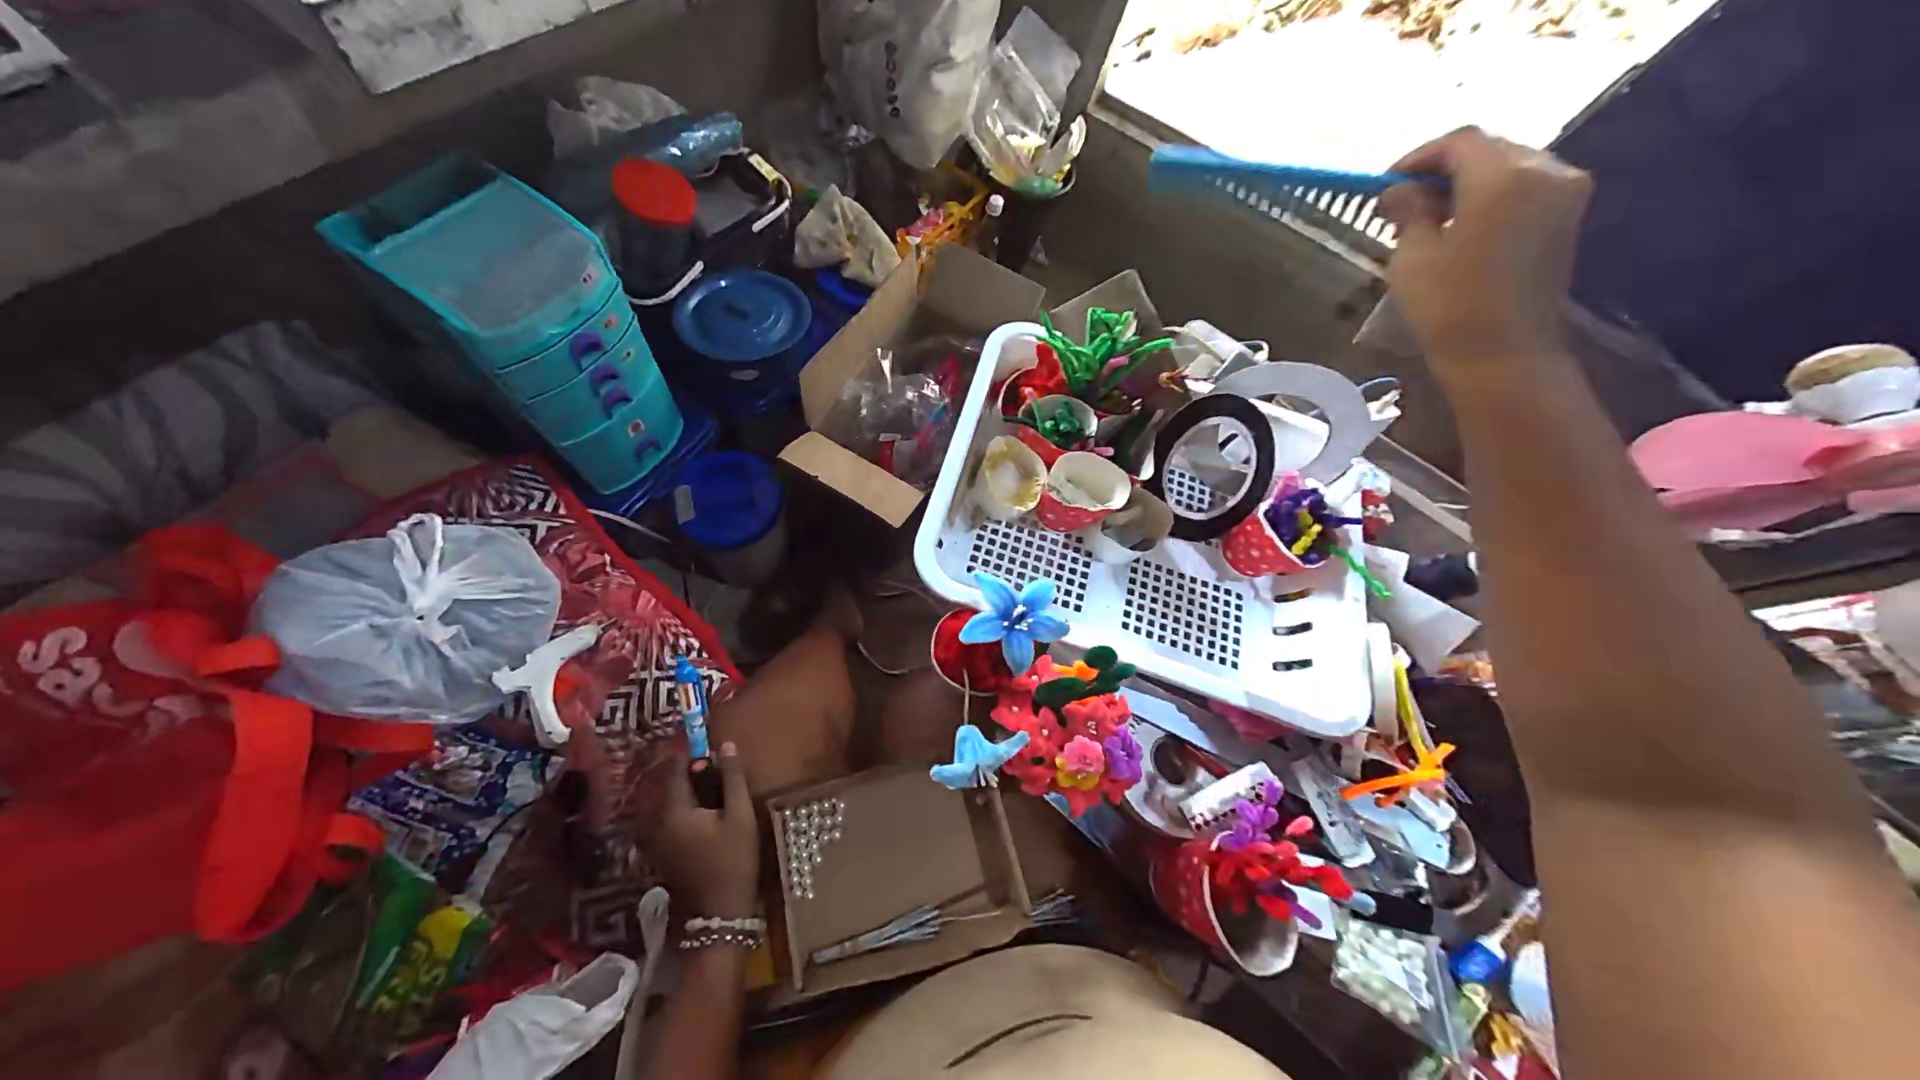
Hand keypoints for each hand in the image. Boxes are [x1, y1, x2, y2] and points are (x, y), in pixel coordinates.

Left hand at [651, 741, 758, 917]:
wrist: (720, 914)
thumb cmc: (733, 860)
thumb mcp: (739, 815)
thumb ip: (732, 778)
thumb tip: (726, 745)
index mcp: (674, 811)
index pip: (676, 769)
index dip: (690, 751)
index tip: (706, 740)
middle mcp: (658, 822)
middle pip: (673, 786)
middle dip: (693, 771)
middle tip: (719, 765)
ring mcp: (659, 840)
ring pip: (673, 803)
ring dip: (692, 790)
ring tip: (717, 785)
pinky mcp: (665, 853)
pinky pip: (674, 819)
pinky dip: (689, 808)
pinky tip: (709, 811)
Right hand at [1378, 127, 1593, 376]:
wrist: (1503, 353)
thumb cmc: (1449, 306)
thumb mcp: (1413, 257)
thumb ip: (1408, 212)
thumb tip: (1396, 191)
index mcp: (1503, 177)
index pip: (1460, 142)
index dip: (1418, 157)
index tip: (1386, 183)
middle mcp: (1545, 171)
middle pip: (1489, 148)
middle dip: (1443, 168)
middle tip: (1404, 200)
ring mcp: (1565, 192)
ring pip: (1508, 165)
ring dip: (1467, 182)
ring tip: (1429, 215)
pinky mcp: (1567, 216)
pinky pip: (1525, 186)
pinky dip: (1491, 195)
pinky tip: (1461, 224)